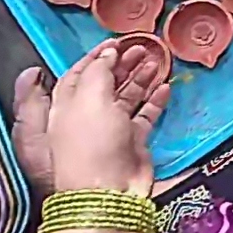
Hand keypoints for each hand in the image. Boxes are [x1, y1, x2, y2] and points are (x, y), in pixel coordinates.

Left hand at [11, 40, 170, 198]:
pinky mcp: (133, 142)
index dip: (97, 56)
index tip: (116, 42)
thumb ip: (98, 71)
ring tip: (156, 62)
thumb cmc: (92, 145)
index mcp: (67, 105)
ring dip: (140, 78)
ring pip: (127, 97)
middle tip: (141, 49)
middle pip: (105, 83)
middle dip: (122, 64)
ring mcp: (112, 130)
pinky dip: (155, 101)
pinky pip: (145, 116)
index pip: (79, 73)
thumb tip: (108, 53)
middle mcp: (88, 116)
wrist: (110, 191)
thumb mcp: (88, 98)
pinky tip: (165, 88)